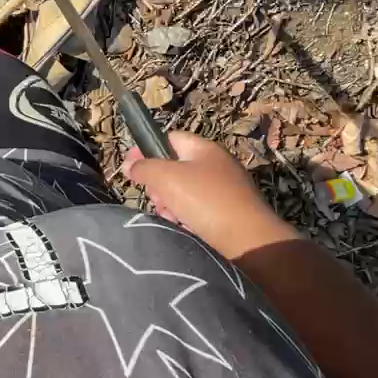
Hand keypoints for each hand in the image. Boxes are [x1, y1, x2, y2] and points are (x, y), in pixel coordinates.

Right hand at [122, 132, 299, 259]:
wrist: (248, 239)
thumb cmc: (204, 199)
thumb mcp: (165, 177)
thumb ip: (143, 167)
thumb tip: (130, 165)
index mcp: (205, 149)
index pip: (169, 138)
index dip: (147, 149)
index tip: (131, 166)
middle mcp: (217, 165)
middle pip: (174, 166)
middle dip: (157, 182)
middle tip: (154, 196)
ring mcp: (224, 189)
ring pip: (183, 189)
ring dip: (168, 201)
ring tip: (168, 214)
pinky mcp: (227, 211)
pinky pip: (197, 207)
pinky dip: (184, 215)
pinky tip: (182, 225)